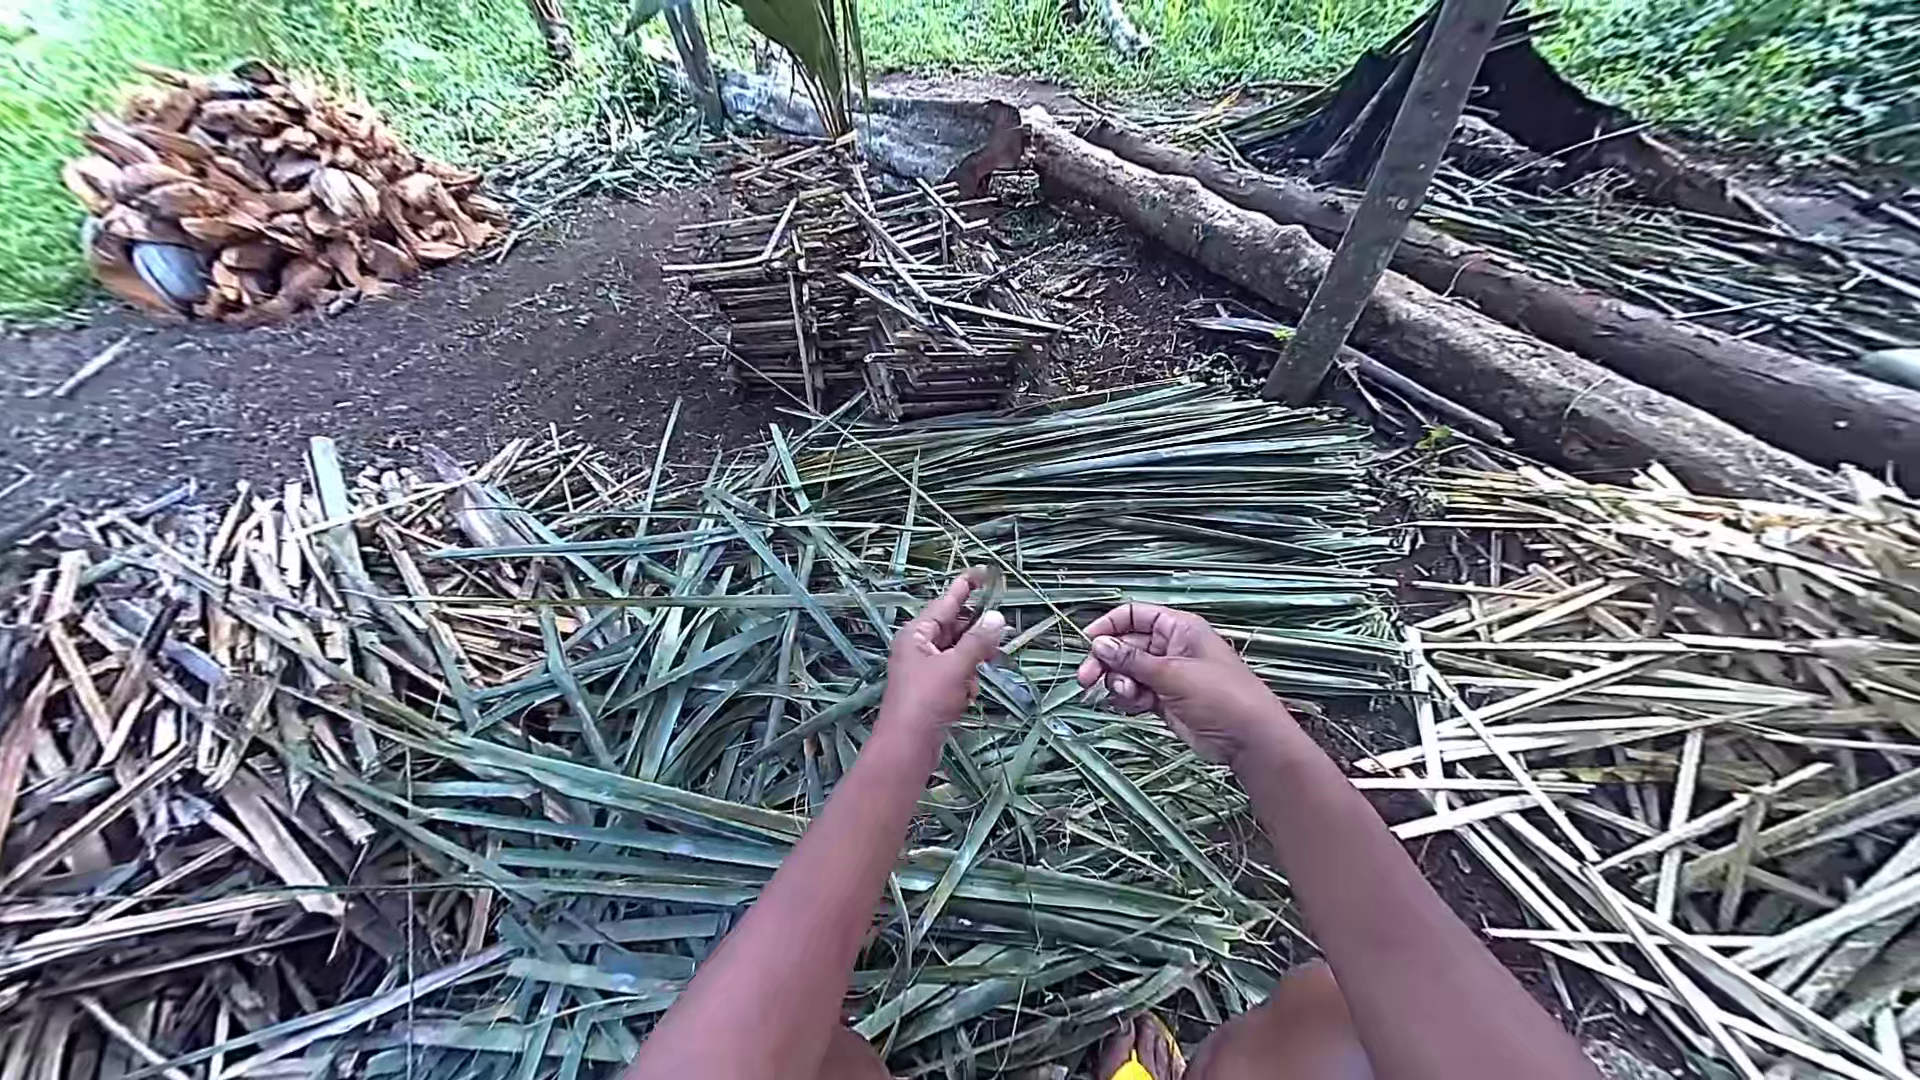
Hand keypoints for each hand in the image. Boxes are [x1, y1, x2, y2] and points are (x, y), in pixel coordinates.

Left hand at [880, 570, 1007, 738]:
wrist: (908, 746)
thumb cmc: (927, 700)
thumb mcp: (956, 667)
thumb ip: (978, 641)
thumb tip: (997, 618)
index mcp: (917, 634)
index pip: (945, 602)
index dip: (966, 586)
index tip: (984, 572)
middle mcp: (919, 647)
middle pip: (953, 626)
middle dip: (976, 629)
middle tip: (1001, 625)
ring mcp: (925, 668)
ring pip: (958, 650)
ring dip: (973, 658)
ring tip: (987, 662)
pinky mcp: (933, 689)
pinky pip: (957, 672)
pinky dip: (966, 679)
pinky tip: (968, 693)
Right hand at [1075, 603, 1293, 764]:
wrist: (1250, 741)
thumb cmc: (1221, 696)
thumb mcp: (1173, 673)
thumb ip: (1132, 660)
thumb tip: (1098, 644)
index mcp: (1178, 628)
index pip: (1134, 615)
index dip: (1109, 626)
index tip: (1088, 642)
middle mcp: (1170, 647)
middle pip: (1124, 645)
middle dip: (1105, 660)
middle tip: (1085, 678)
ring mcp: (1166, 674)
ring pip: (1126, 670)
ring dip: (1117, 682)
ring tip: (1125, 694)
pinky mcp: (1164, 699)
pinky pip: (1134, 691)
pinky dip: (1126, 697)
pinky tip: (1130, 705)